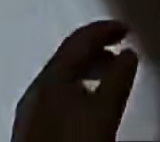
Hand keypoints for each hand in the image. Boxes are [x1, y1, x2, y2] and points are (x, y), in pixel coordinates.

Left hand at [11, 20, 138, 141]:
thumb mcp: (104, 113)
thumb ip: (118, 78)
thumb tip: (129, 53)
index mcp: (50, 78)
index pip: (78, 40)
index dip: (104, 29)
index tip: (128, 28)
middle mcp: (35, 90)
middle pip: (68, 58)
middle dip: (97, 50)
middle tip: (122, 51)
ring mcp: (30, 113)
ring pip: (62, 80)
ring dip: (88, 72)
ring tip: (111, 80)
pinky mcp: (30, 134)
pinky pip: (57, 98)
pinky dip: (78, 91)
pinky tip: (90, 107)